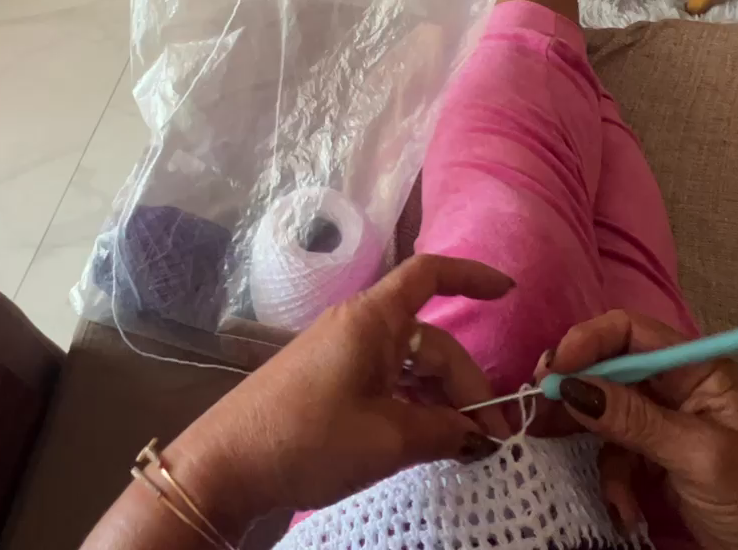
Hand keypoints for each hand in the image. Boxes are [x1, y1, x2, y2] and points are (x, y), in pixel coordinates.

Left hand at [163, 255, 515, 533]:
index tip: (509, 291)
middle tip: (491, 438)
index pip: (428, 275)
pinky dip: (413, 402)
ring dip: (440, 397)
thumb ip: (441, 430)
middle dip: (464, 383)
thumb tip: (478, 434)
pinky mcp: (332, 376)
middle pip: (428, 338)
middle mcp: (360, 324)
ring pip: (409, 362)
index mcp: (371, 319)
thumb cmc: (308, 438)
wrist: (228, 462)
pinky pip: (386, 377)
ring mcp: (343, 350)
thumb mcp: (386, 440)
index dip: (470, 275)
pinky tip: (429, 436)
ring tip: (464, 444)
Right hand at [550, 310, 737, 549]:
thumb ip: (634, 418)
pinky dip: (612, 480)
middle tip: (539, 408)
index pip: (629, 331)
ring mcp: (663, 424)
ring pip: (604, 413)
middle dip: (577, 391)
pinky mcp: (655, 460)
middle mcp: (675, 387)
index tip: (555, 369)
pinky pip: (614, 454)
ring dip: (591, 443)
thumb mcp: (699, 456)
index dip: (588, 341)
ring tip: (577, 465)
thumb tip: (572, 385)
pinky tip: (623, 509)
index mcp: (696, 368)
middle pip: (609, 368)